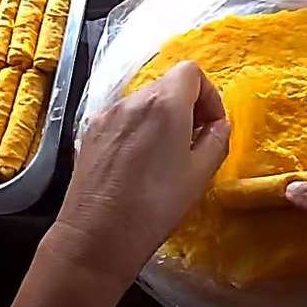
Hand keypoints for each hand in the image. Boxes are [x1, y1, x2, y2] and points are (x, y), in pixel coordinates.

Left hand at [49, 61, 231, 285]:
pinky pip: (120, 122)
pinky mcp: (88, 134)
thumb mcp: (200, 174)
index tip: (211, 125)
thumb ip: (216, 139)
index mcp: (163, 103)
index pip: (191, 72)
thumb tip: (218, 125)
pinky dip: (135, 132)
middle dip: (184, 108)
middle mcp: (130, 100)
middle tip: (192, 144)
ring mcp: (105, 116)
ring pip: (141, 104)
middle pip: (164, 86)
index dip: (207, 94)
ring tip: (163, 159)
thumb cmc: (154, 206)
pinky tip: (136, 166)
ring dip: (159, 121)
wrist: (97, 234)